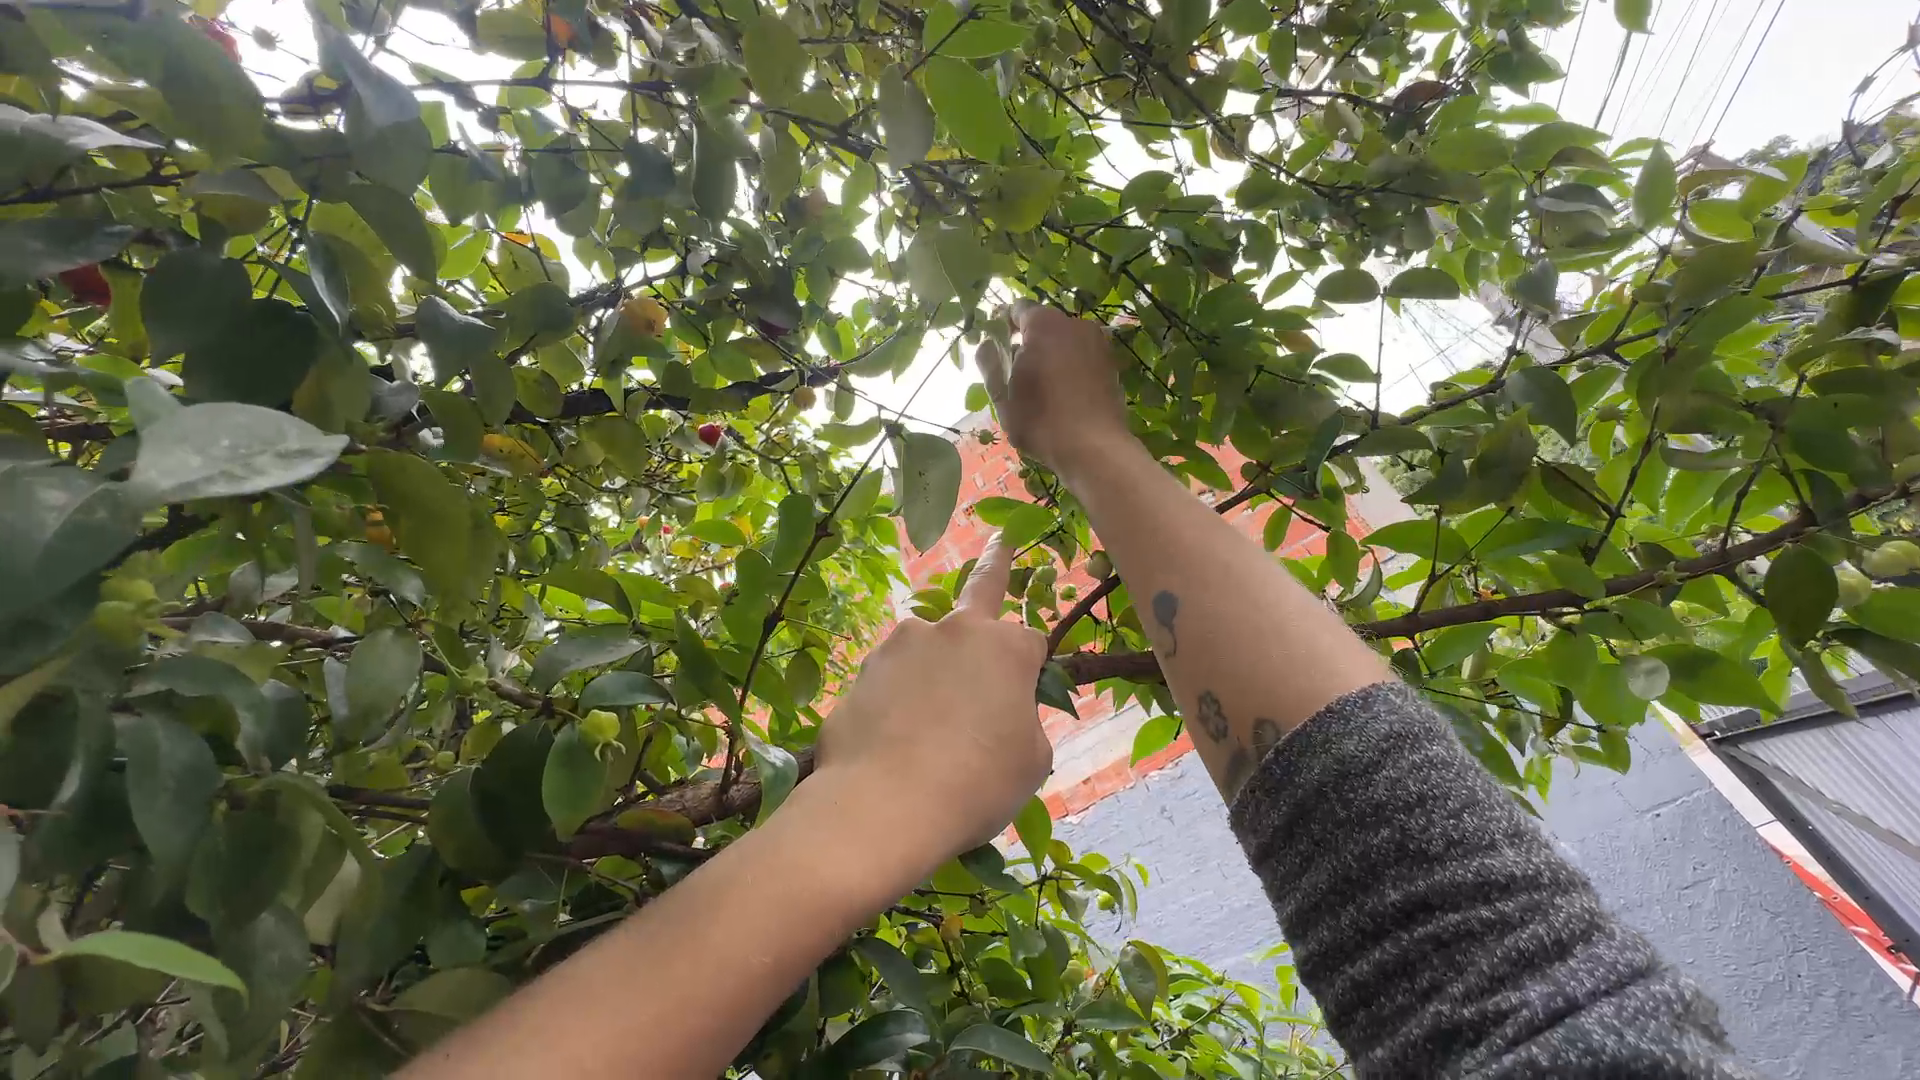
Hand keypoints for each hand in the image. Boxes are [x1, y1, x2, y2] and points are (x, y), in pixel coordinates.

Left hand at [811, 533, 1050, 878]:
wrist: (884, 806)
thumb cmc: (977, 784)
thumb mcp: (1030, 759)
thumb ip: (1023, 718)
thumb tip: (1002, 709)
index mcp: (1002, 646)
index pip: (1031, 640)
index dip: (1033, 669)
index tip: (1029, 694)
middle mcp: (950, 631)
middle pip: (979, 588)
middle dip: (996, 559)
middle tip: (999, 539)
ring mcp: (899, 647)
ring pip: (926, 645)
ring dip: (933, 666)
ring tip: (927, 723)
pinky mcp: (861, 673)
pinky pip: (891, 682)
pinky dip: (897, 700)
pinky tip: (894, 740)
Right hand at [976, 303, 1130, 474]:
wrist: (1094, 448)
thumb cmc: (1040, 421)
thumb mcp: (1002, 396)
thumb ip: (990, 364)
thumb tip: (987, 344)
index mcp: (1044, 325)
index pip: (1018, 310)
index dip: (1003, 326)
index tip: (996, 348)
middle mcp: (1075, 325)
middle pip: (1044, 326)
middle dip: (1028, 343)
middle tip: (1016, 374)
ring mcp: (1098, 344)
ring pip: (1065, 342)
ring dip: (1051, 356)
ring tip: (1041, 388)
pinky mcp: (1111, 365)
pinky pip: (1082, 358)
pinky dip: (1071, 368)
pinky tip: (1064, 396)